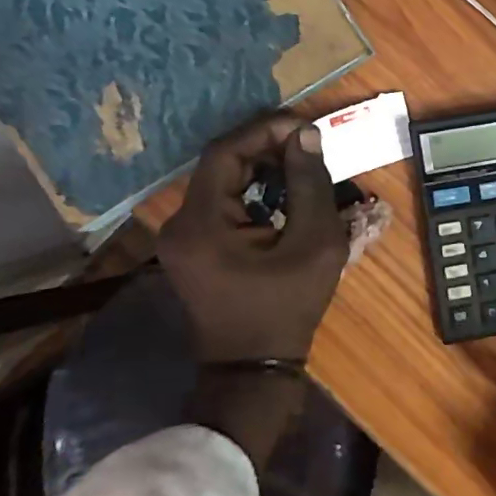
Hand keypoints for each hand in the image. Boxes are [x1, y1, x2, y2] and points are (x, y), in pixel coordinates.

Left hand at [157, 115, 347, 362]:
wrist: (255, 367)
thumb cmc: (288, 306)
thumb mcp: (314, 243)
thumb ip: (310, 184)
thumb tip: (305, 136)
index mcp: (202, 224)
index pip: (225, 153)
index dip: (265, 131)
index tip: (304, 128)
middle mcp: (180, 224)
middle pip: (221, 163)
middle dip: (266, 146)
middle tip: (308, 144)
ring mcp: (182, 236)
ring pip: (221, 179)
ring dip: (261, 165)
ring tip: (301, 162)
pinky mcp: (192, 245)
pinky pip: (222, 200)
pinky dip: (252, 187)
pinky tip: (282, 189)